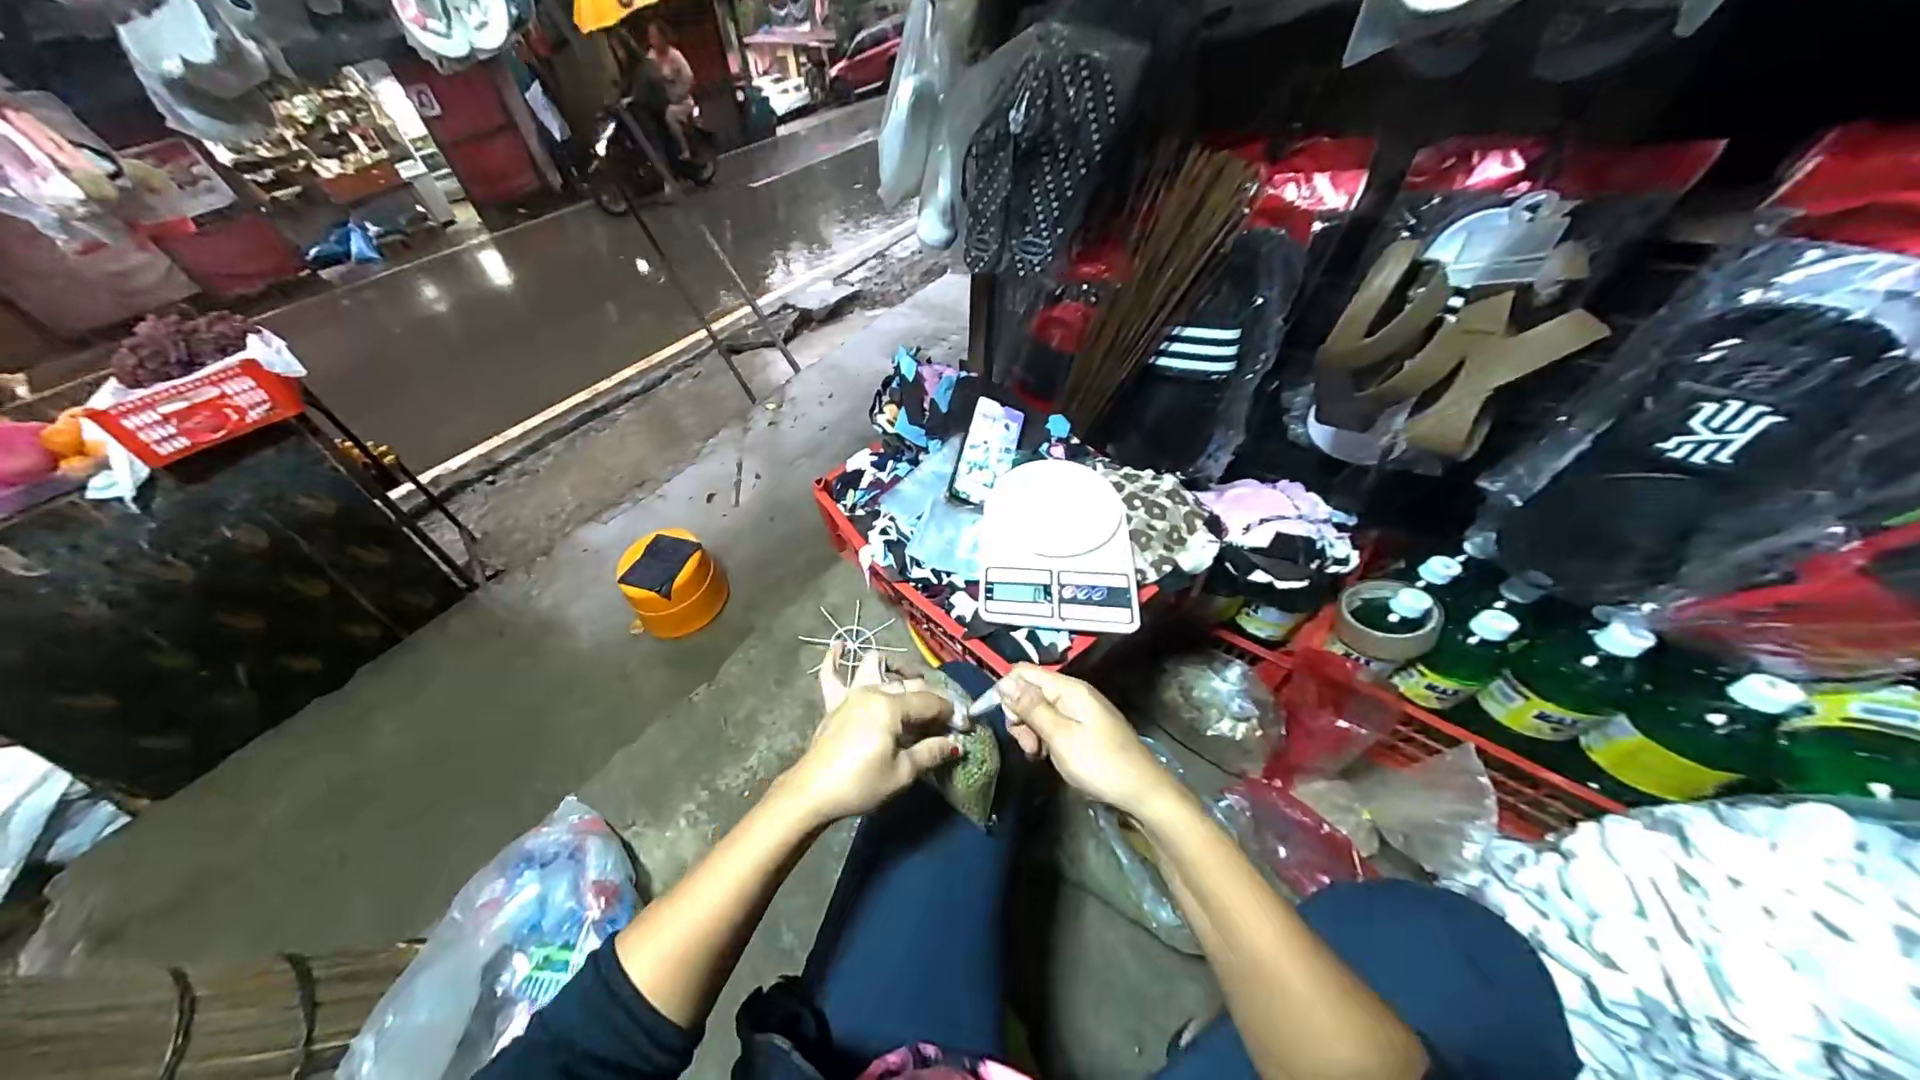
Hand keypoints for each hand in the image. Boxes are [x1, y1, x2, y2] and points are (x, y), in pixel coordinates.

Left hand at [779, 645, 961, 826]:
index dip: (950, 713)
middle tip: (944, 720)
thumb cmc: (860, 784)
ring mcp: (850, 694)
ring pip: (876, 667)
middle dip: (932, 698)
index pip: (930, 702)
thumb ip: (930, 752)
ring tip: (908, 679)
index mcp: (891, 706)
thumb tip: (954, 743)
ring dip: (894, 668)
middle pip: (909, 685)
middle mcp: (872, 691)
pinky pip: (831, 675)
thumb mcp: (902, 773)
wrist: (812, 793)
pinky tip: (838, 646)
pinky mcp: (833, 704)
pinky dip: (834, 659)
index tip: (964, 727)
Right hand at [995, 664, 1177, 816]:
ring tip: (1038, 755)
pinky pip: (1052, 723)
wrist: (1142, 791)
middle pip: (1029, 692)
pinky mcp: (1081, 727)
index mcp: (1069, 689)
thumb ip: (1031, 708)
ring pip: (1038, 710)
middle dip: (1020, 716)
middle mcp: (1072, 693)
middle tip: (1029, 746)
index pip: (1024, 672)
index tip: (1009, 722)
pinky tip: (1047, 756)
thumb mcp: (1060, 736)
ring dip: (1030, 731)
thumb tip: (1004, 682)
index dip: (1007, 692)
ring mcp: (1078, 711)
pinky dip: (1044, 738)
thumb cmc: (1100, 763)